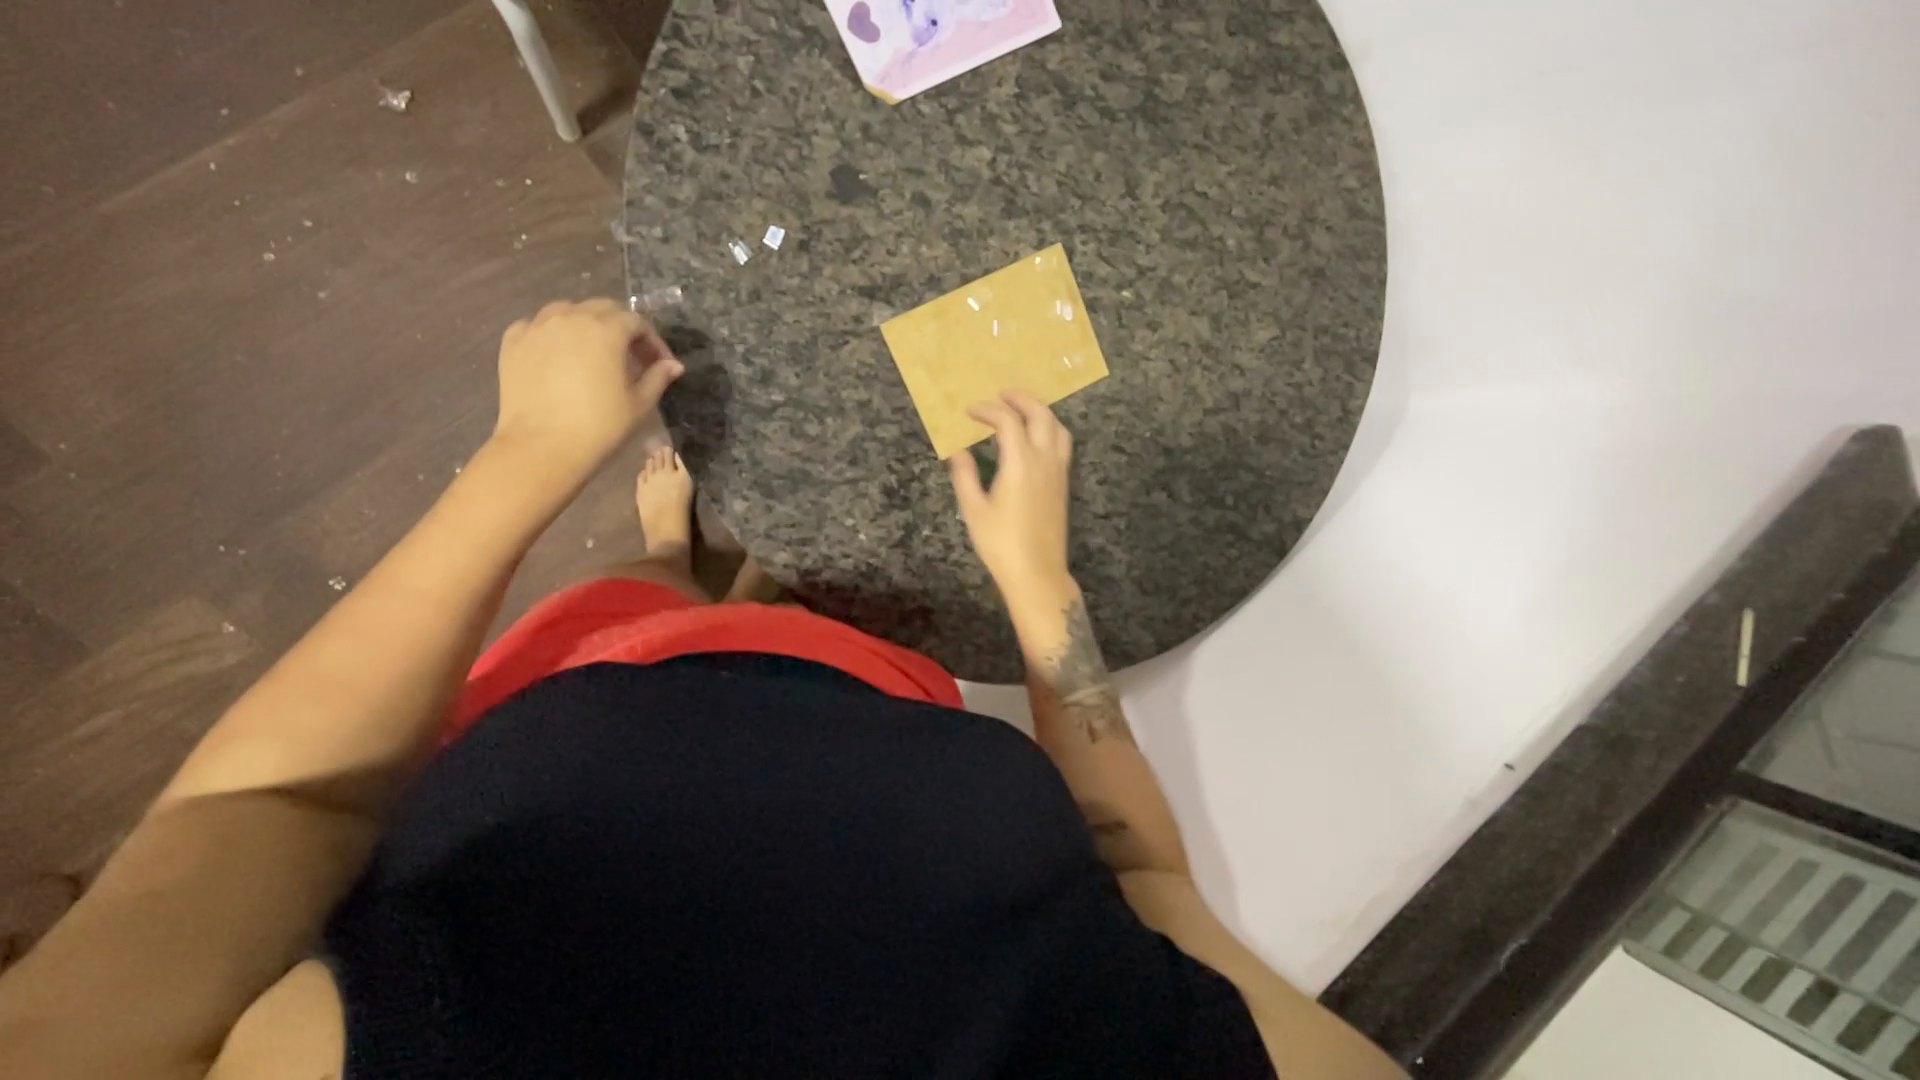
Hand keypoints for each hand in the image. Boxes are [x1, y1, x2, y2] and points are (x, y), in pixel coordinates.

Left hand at [492, 298, 682, 475]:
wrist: (542, 447)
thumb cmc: (600, 427)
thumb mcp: (639, 404)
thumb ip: (657, 377)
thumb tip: (672, 365)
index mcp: (606, 330)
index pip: (636, 322)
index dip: (652, 341)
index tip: (660, 364)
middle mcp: (571, 317)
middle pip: (602, 309)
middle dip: (621, 327)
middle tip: (630, 356)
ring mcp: (538, 327)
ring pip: (567, 311)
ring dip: (586, 325)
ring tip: (592, 352)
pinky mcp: (513, 342)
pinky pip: (537, 326)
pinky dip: (552, 334)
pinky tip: (557, 355)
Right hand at [948, 394, 1076, 609]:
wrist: (1037, 572)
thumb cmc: (1001, 543)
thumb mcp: (974, 510)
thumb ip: (965, 475)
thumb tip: (957, 451)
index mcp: (1020, 463)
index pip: (1007, 421)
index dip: (988, 410)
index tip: (970, 410)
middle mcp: (1044, 461)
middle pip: (1041, 415)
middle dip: (1021, 400)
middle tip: (1001, 395)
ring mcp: (1058, 472)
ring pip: (1058, 428)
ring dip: (1040, 412)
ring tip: (1021, 411)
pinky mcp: (1063, 485)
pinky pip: (1062, 445)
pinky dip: (1049, 430)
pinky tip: (1034, 438)